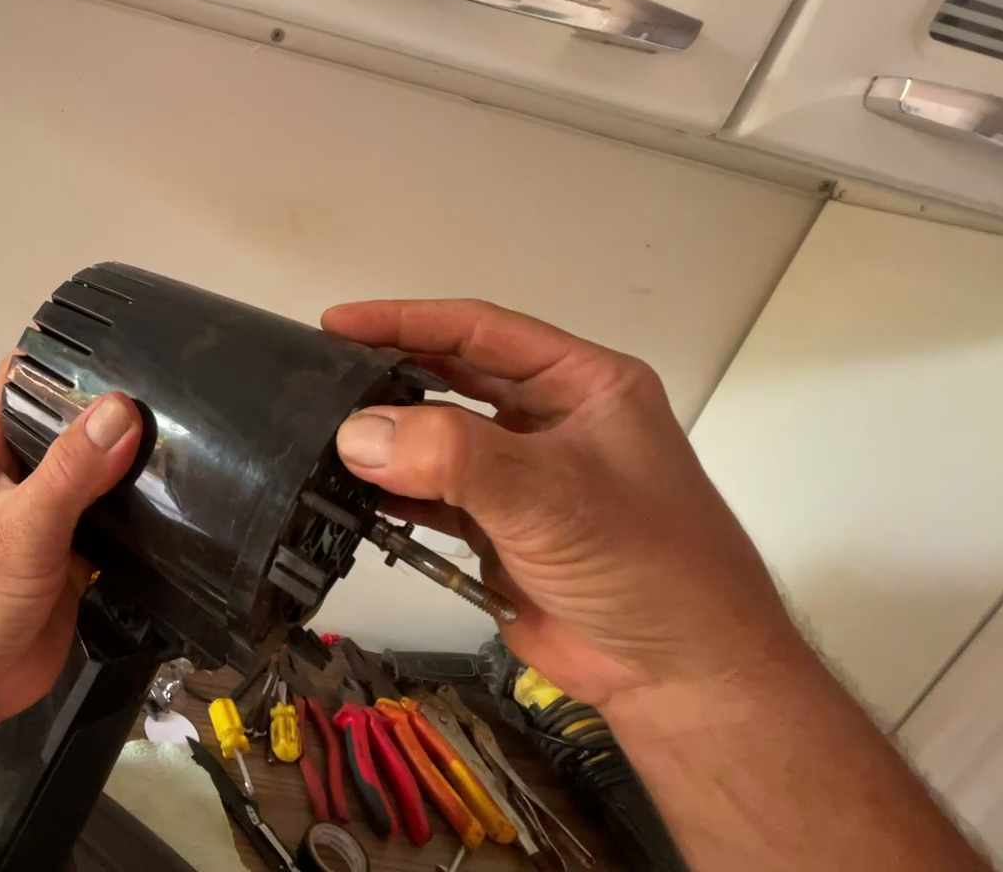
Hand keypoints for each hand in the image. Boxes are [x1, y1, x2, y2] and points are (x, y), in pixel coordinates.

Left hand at [0, 358, 142, 731]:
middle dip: (105, 408)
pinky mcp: (72, 552)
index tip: (109, 341)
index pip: (18, 383)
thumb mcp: (25, 524)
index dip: (56, 358)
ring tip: (179, 432)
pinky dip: (135, 509)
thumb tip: (120, 410)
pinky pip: (109, 519)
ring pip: (91, 472)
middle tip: (164, 386)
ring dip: (124, 459)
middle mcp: (17, 476)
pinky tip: (174, 497)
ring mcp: (46, 514)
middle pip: (63, 425)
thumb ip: (71, 470)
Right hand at [323, 300, 802, 709]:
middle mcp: (545, 418)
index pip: (478, 330)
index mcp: (579, 384)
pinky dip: (388, 492)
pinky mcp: (493, 522)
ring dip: (384, 438)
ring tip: (322, 433)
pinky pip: (426, 492)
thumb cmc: (644, 567)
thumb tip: (355, 434)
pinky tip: (349, 491)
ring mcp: (516, 472)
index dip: (404, 319)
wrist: (682, 683)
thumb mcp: (550, 495)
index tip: (335, 322)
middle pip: (449, 376)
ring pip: (432, 436)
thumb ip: (451, 455)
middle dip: (386, 374)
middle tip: (319, 375)